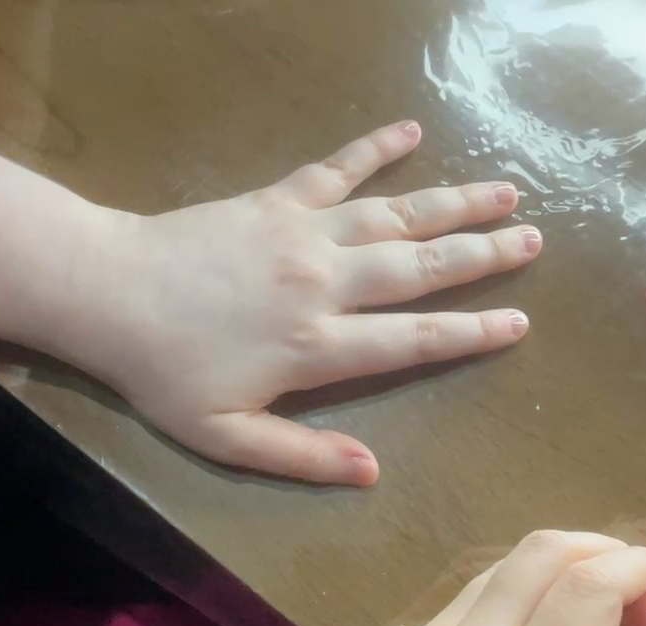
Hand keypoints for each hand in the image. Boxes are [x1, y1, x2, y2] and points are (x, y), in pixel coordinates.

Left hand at [57, 121, 539, 485]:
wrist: (109, 295)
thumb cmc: (166, 375)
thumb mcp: (227, 439)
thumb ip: (301, 457)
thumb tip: (372, 473)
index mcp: (317, 346)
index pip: (413, 340)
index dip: (470, 334)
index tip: (518, 323)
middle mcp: (325, 282)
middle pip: (419, 268)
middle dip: (481, 257)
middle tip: (536, 241)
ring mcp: (303, 232)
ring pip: (394, 214)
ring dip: (453, 203)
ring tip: (506, 191)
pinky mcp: (276, 199)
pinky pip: (336, 169)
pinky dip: (374, 149)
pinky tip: (411, 131)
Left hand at [310, 532, 645, 625]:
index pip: (588, 591)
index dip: (640, 569)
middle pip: (545, 553)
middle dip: (606, 549)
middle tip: (643, 582)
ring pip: (508, 564)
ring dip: (563, 562)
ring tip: (601, 599)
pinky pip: (478, 591)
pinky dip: (523, 586)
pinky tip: (547, 617)